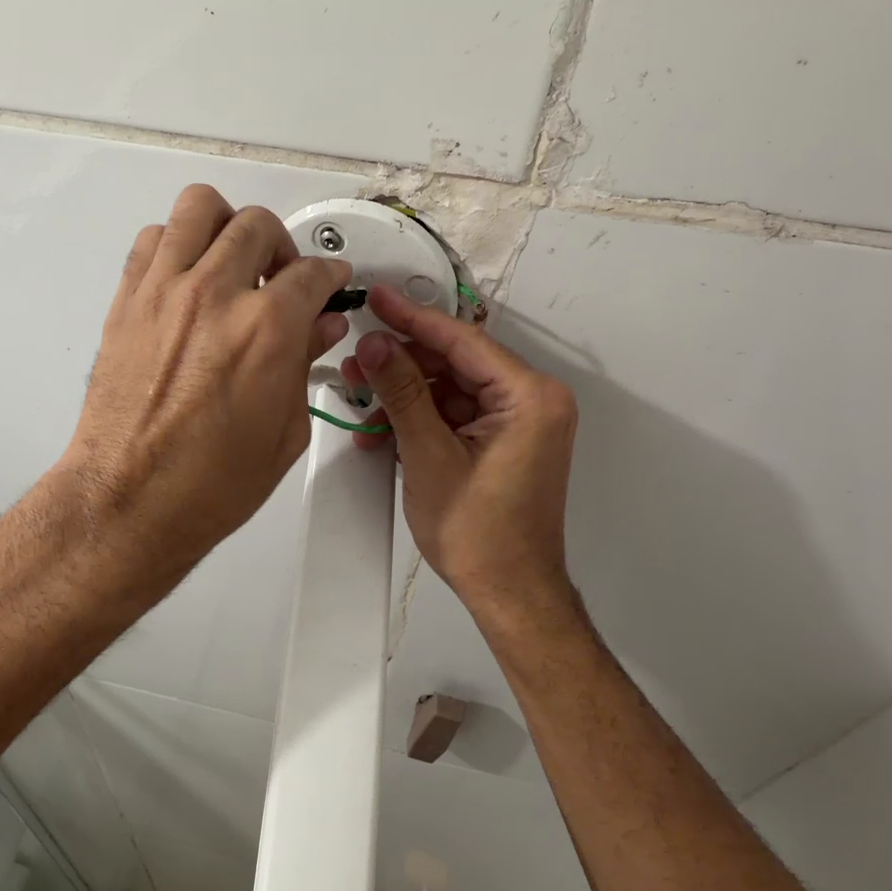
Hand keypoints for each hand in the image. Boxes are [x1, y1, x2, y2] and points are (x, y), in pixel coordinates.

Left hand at [65, 184, 351, 565]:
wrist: (131, 500)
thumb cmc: (211, 484)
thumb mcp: (285, 432)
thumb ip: (304, 366)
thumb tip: (320, 328)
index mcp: (267, 329)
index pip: (312, 273)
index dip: (330, 276)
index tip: (330, 283)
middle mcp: (215, 294)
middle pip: (257, 226)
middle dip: (280, 248)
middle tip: (282, 279)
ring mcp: (164, 292)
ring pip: (199, 208)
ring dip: (225, 227)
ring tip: (231, 263)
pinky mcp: (127, 302)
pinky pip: (152, 239)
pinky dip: (177, 245)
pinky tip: (187, 279)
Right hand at [341, 285, 577, 609]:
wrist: (510, 592)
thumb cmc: (481, 535)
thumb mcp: (430, 456)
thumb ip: (402, 393)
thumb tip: (376, 345)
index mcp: (530, 398)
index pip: (462, 340)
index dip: (413, 319)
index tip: (378, 299)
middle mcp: (534, 403)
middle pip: (457, 363)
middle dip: (403, 364)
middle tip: (357, 360)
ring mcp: (521, 425)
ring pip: (453, 390)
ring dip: (407, 396)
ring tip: (362, 401)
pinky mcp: (507, 444)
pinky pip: (459, 416)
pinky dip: (423, 420)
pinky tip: (384, 430)